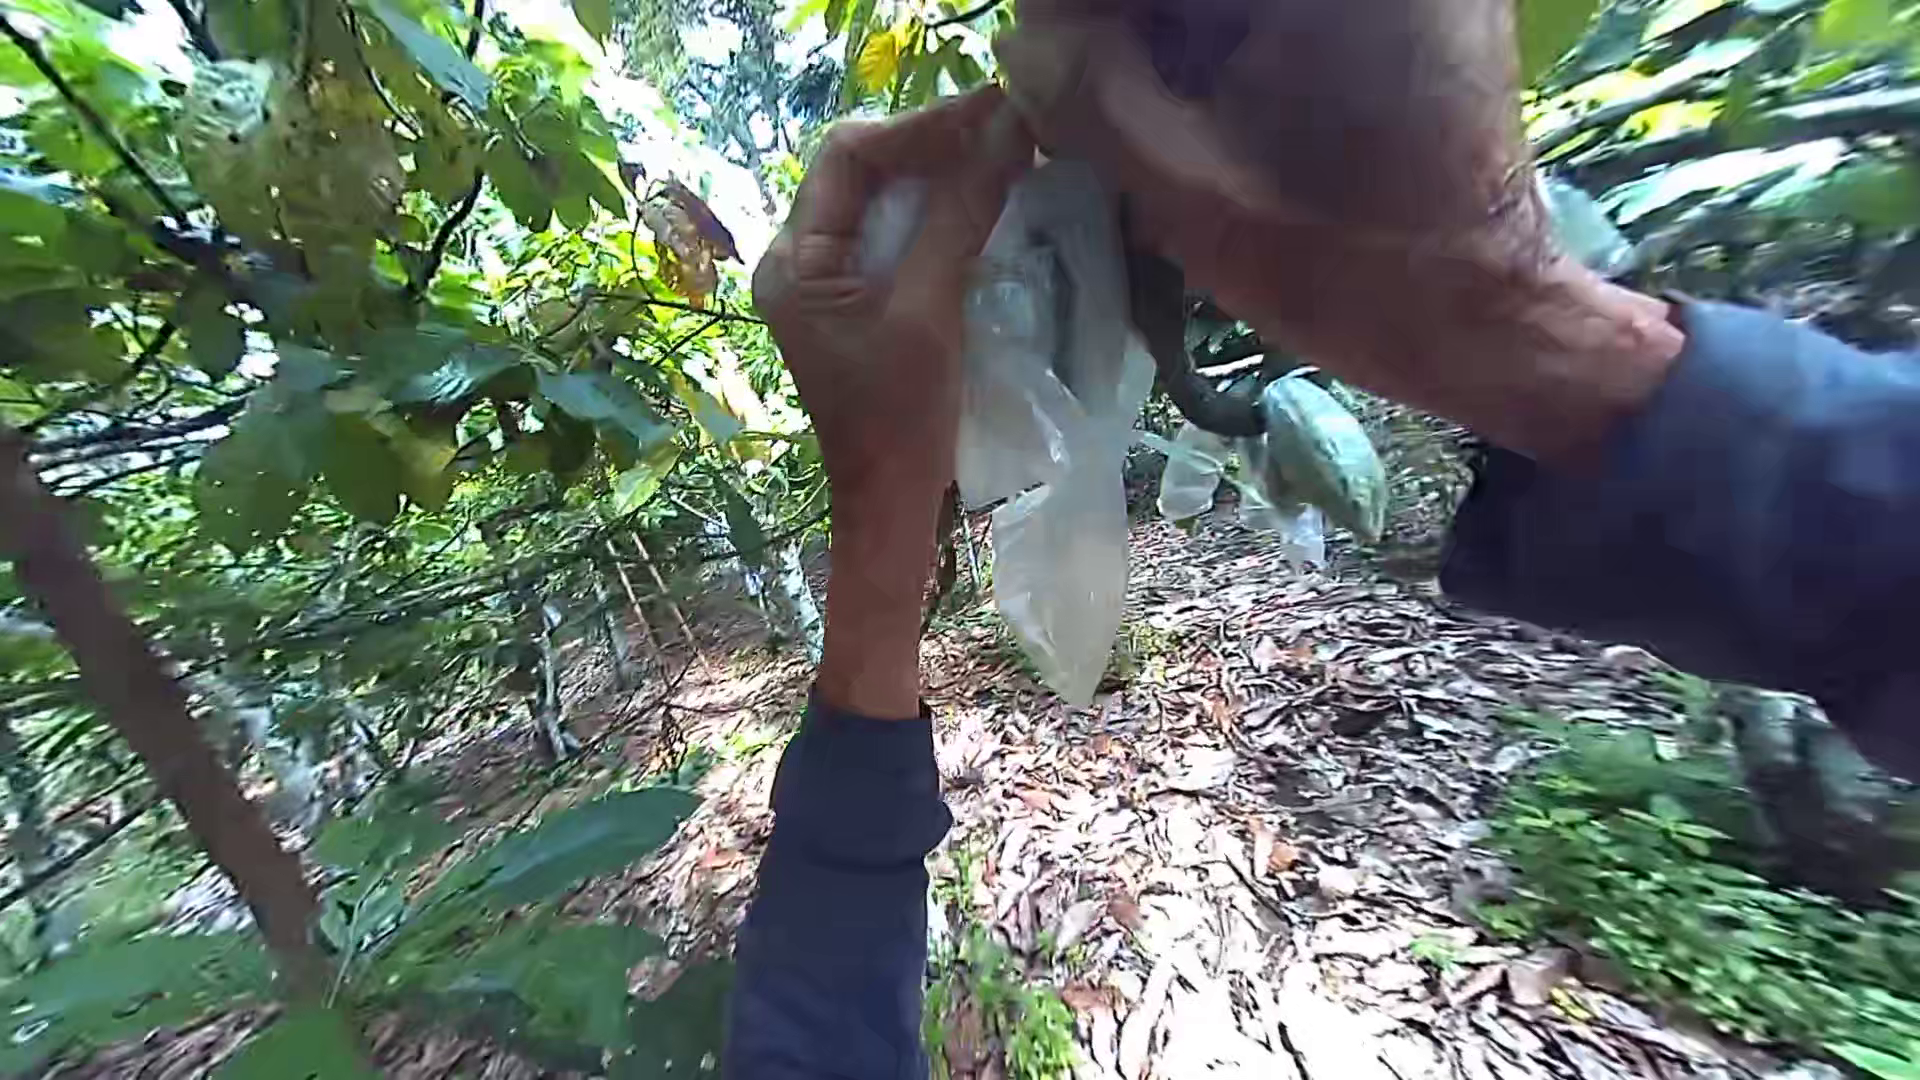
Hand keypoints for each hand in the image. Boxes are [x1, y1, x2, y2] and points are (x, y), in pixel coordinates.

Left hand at [754, 89, 1028, 715]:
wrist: (892, 498)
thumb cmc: (901, 420)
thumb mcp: (927, 314)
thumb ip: (958, 220)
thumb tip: (1006, 131)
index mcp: (795, 264)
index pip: (850, 160)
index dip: (921, 130)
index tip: (993, 113)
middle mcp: (800, 266)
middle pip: (863, 179)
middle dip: (932, 152)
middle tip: (1004, 133)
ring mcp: (828, 291)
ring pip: (883, 212)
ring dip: (940, 187)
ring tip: (1003, 163)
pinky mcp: (857, 312)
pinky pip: (895, 249)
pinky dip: (937, 228)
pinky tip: (980, 215)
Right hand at [998, 0, 1683, 460]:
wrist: (1465, 309)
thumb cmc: (1333, 266)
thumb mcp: (1194, 195)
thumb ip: (1098, 110)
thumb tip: (1020, 43)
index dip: (1081, 21)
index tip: (1041, 66)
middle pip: (1185, 7)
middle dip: (1122, 48)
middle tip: (1082, 117)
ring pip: (1219, 25)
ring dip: (1162, 70)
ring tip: (1136, 141)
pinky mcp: (1393, 18)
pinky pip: (1263, 37)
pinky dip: (1211, 78)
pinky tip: (1193, 136)